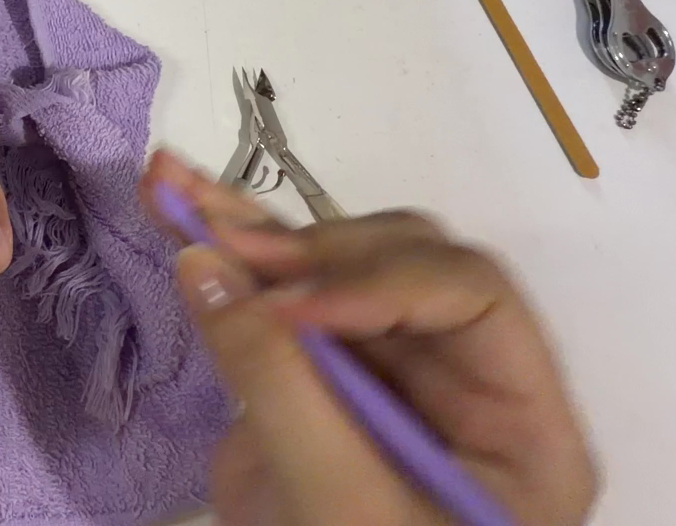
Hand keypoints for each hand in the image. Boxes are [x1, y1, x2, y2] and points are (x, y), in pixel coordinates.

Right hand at [141, 152, 598, 525]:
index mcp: (510, 413)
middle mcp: (444, 366)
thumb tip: (201, 260)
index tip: (286, 313)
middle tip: (223, 243)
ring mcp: (361, 352)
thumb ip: (276, 380)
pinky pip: (255, 275)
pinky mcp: (291, 350)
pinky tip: (165, 192)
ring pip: (309, 255)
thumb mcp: (337, 495)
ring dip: (236, 218)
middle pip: (387, 256)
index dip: (375, 283)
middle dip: (301, 245)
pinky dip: (207, 237)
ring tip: (167, 181)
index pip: (466, 296)